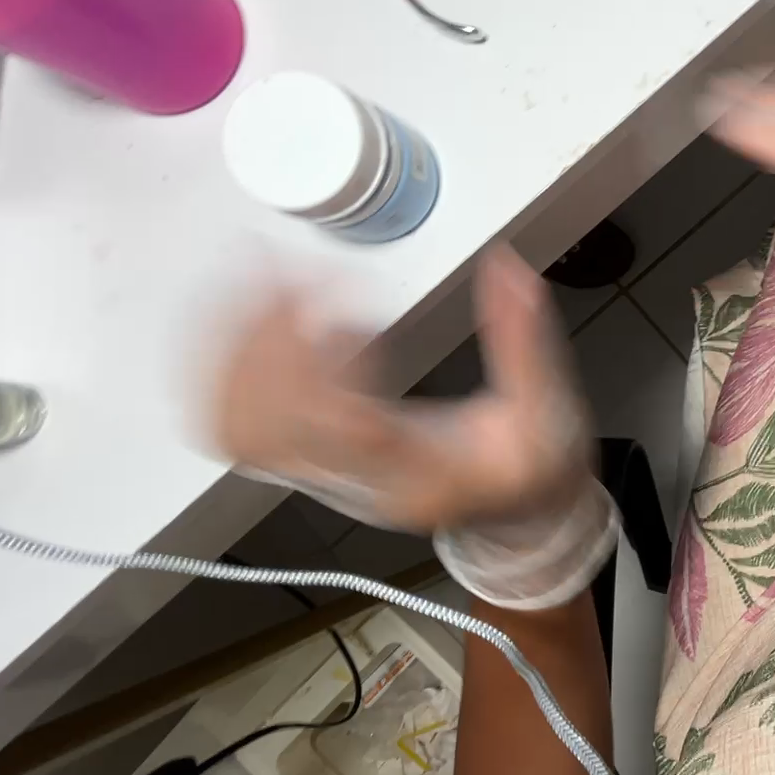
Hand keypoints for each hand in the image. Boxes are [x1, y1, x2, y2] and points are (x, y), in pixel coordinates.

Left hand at [212, 245, 593, 531]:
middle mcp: (363, 485)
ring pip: (236, 429)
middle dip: (257, 336)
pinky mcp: (311, 462)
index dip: (322, 352)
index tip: (336, 284)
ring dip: (230, 348)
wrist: (516, 509)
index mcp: (426, 475)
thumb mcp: (546, 406)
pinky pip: (238, 427)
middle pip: (265, 429)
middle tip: (280, 265)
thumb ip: (524, 340)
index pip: (348, 427)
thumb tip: (505, 269)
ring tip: (263, 281)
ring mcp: (329, 478)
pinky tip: (267, 321)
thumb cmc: (532, 464)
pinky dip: (228, 368)